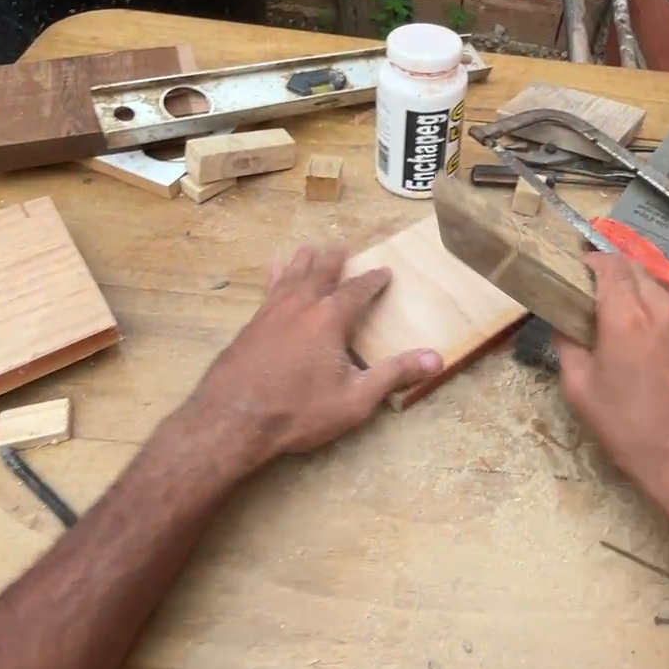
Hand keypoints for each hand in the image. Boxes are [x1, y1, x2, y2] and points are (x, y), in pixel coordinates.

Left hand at [186, 245, 441, 469]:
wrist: (230, 421)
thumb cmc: (298, 411)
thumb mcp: (355, 399)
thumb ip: (394, 375)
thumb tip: (438, 359)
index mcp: (330, 318)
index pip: (359, 290)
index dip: (374, 280)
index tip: (385, 271)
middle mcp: (302, 305)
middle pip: (322, 272)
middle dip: (336, 259)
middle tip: (345, 247)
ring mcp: (272, 312)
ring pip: (292, 275)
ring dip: (305, 260)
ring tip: (310, 249)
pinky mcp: (250, 324)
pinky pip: (269, 289)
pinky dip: (277, 275)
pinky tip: (274, 271)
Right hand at [555, 254, 668, 514]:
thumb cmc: (627, 426)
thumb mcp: (580, 389)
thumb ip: (567, 346)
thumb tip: (562, 325)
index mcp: (626, 315)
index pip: (609, 265)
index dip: (591, 262)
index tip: (578, 272)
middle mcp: (662, 307)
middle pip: (635, 270)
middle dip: (614, 275)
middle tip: (597, 297)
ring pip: (659, 288)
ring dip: (639, 294)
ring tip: (627, 322)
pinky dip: (662, 314)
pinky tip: (655, 342)